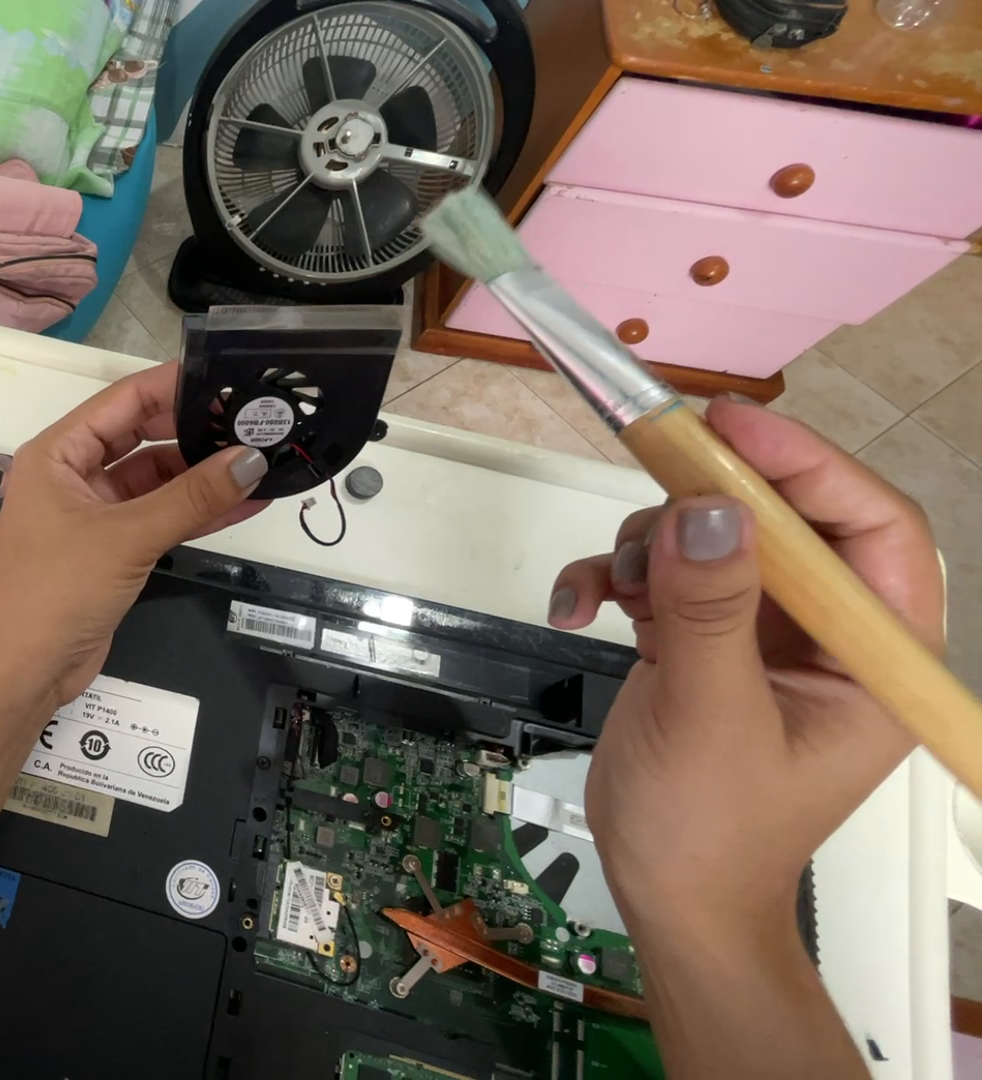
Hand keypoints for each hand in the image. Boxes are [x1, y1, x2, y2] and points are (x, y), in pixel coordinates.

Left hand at [0, 364, 269, 707]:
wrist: (25, 671)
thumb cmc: (57, 590)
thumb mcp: (127, 537)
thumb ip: (192, 497)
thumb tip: (252, 459)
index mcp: (57, 454)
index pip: (122, 401)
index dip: (174, 386)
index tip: (228, 377)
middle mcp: (72, 475)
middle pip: (141, 437)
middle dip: (194, 432)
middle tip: (255, 420)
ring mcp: (92, 513)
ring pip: (155, 481)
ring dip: (202, 475)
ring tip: (262, 459)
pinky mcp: (111, 548)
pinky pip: (158, 517)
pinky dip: (196, 512)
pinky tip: (244, 502)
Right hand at [547, 398, 942, 939]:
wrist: (664, 881)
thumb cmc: (711, 821)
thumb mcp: (712, 713)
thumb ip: (711, 612)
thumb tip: (704, 513)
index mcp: (871, 656)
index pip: (868, 533)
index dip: (809, 468)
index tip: (727, 427)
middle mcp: (816, 634)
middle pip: (769, 528)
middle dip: (697, 514)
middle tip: (642, 501)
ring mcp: (747, 636)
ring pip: (695, 548)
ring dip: (636, 553)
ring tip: (603, 593)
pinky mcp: (688, 642)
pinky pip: (647, 583)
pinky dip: (602, 584)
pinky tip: (573, 611)